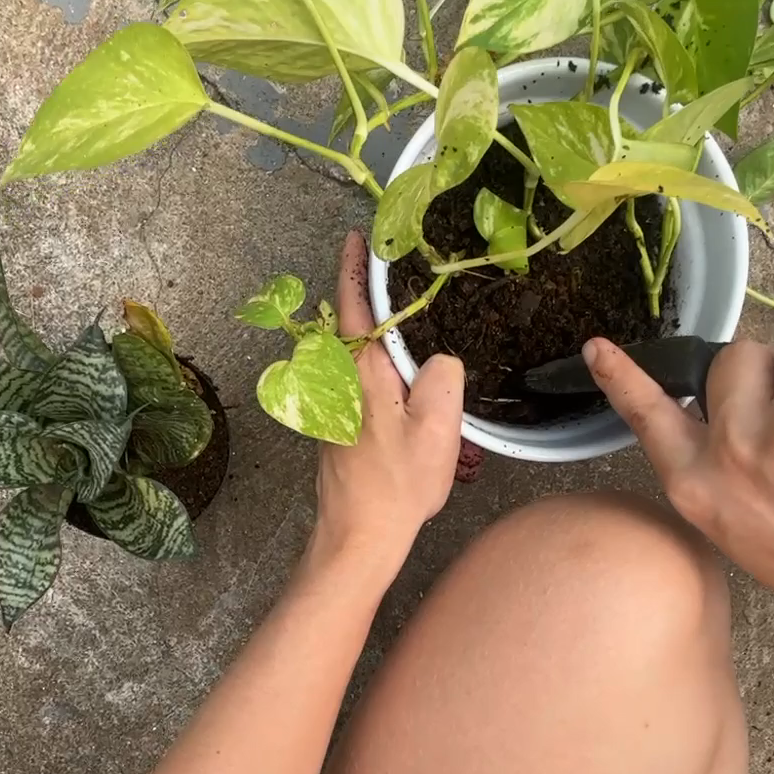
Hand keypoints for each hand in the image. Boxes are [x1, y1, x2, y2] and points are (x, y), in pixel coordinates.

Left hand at [310, 232, 464, 574]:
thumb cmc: (396, 485)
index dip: (355, 268)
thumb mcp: (437, 428)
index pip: (352, 305)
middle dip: (365, 298)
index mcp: (361, 374)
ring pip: (351, 356)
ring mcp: (331, 406)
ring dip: (372, 336)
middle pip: (348, 327)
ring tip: (403, 328)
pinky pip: (353, 381)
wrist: (358, 534)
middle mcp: (337, 383)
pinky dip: (372, 367)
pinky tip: (397, 379)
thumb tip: (438, 360)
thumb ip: (441, 377)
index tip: (357, 238)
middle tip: (391, 276)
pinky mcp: (334, 427)